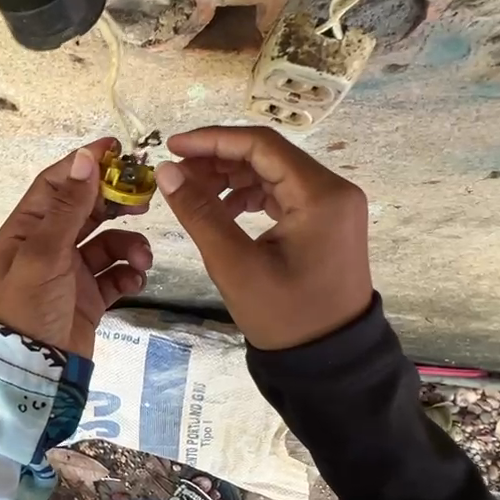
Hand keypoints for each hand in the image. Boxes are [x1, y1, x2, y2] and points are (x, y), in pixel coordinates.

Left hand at [0, 138, 152, 357]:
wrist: (35, 370)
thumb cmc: (31, 305)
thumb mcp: (45, 252)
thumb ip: (68, 207)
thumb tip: (85, 159)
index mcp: (25, 229)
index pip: (56, 184)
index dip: (84, 164)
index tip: (117, 150)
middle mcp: (46, 245)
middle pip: (86, 209)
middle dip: (115, 203)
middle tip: (144, 199)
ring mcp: (69, 271)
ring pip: (107, 241)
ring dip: (128, 244)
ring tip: (141, 257)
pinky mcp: (90, 295)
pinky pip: (115, 272)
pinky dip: (128, 272)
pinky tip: (134, 280)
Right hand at [156, 126, 372, 350]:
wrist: (328, 359)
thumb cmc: (284, 314)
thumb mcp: (234, 263)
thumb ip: (199, 212)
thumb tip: (166, 171)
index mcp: (320, 194)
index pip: (260, 145)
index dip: (212, 140)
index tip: (172, 146)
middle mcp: (332, 190)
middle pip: (266, 155)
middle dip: (216, 159)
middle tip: (175, 174)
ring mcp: (331, 206)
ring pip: (270, 172)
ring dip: (228, 176)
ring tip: (190, 192)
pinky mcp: (323, 221)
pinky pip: (279, 193)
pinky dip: (245, 194)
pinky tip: (219, 209)